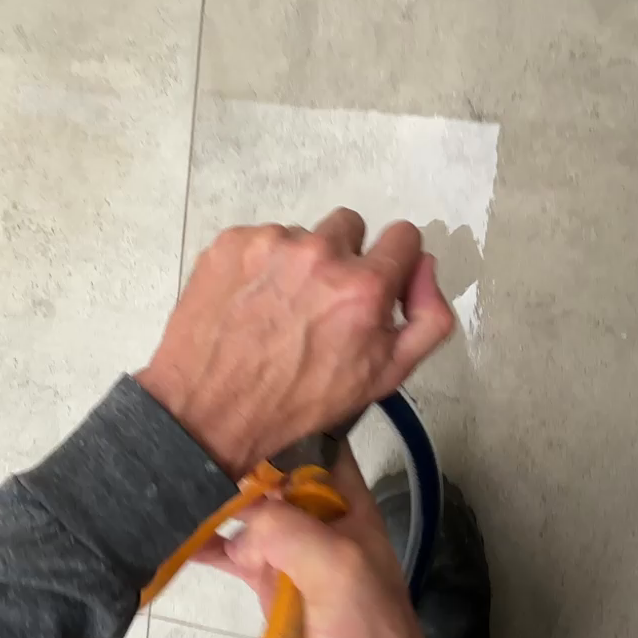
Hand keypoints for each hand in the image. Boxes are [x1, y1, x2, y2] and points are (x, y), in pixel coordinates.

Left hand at [137, 208, 455, 476]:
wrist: (209, 410)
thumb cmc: (300, 402)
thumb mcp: (385, 377)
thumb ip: (428, 318)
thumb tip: (425, 266)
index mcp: (363, 286)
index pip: (404, 236)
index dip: (394, 261)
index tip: (375, 284)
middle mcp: (320, 252)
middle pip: (351, 227)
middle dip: (344, 258)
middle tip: (321, 303)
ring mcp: (271, 242)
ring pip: (302, 236)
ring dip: (299, 263)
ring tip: (278, 310)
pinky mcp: (232, 242)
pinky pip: (262, 240)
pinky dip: (261, 266)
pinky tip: (250, 303)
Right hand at [197, 446, 440, 637]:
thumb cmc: (366, 632)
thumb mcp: (338, 571)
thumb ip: (291, 534)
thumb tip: (242, 523)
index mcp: (347, 504)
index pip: (318, 448)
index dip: (286, 428)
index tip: (242, 413)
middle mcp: (318, 519)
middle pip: (275, 475)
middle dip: (241, 459)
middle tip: (193, 440)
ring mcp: (291, 551)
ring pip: (250, 512)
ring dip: (218, 499)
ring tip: (173, 479)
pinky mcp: (266, 583)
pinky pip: (231, 554)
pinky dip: (206, 544)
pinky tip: (173, 532)